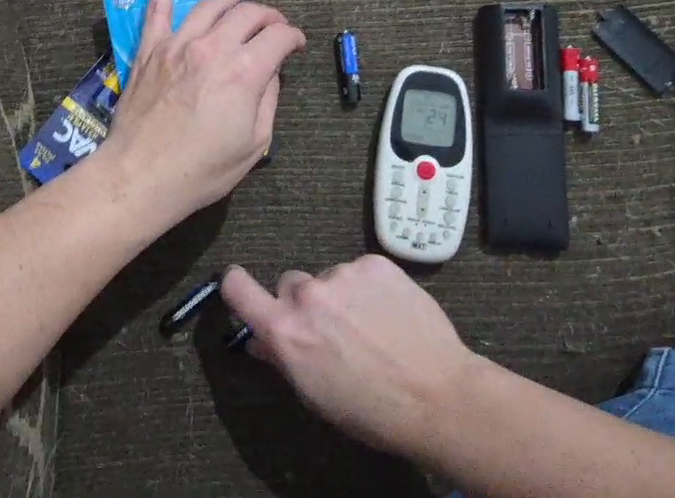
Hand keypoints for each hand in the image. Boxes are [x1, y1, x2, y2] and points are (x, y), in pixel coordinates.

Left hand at [98, 0, 305, 219]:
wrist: (141, 176)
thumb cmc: (202, 170)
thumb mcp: (254, 144)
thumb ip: (267, 101)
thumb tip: (269, 75)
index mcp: (245, 71)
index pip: (278, 37)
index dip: (293, 37)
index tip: (296, 44)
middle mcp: (213, 47)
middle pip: (248, 14)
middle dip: (268, 15)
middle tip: (275, 24)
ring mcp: (178, 44)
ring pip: (210, 5)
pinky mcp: (150, 49)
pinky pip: (157, 8)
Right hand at [220, 255, 475, 458]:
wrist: (439, 396)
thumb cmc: (371, 410)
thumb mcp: (315, 394)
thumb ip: (283, 358)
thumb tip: (261, 341)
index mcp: (285, 330)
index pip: (236, 287)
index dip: (235, 284)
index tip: (240, 285)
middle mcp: (307, 295)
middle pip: (291, 285)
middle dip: (305, 303)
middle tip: (334, 330)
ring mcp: (343, 274)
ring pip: (330, 279)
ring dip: (342, 296)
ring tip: (373, 326)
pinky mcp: (375, 264)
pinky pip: (361, 271)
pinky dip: (370, 288)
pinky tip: (391, 313)